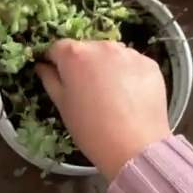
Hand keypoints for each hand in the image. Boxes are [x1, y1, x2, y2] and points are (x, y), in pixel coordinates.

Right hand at [35, 40, 171, 178]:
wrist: (134, 146)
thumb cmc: (90, 128)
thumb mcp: (62, 105)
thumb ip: (50, 79)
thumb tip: (43, 65)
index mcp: (74, 55)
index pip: (58, 48)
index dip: (55, 61)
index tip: (59, 77)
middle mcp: (102, 46)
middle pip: (87, 49)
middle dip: (84, 64)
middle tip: (87, 90)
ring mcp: (129, 53)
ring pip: (111, 55)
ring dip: (107, 67)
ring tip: (111, 94)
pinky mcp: (150, 63)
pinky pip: (132, 64)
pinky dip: (128, 74)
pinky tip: (130, 96)